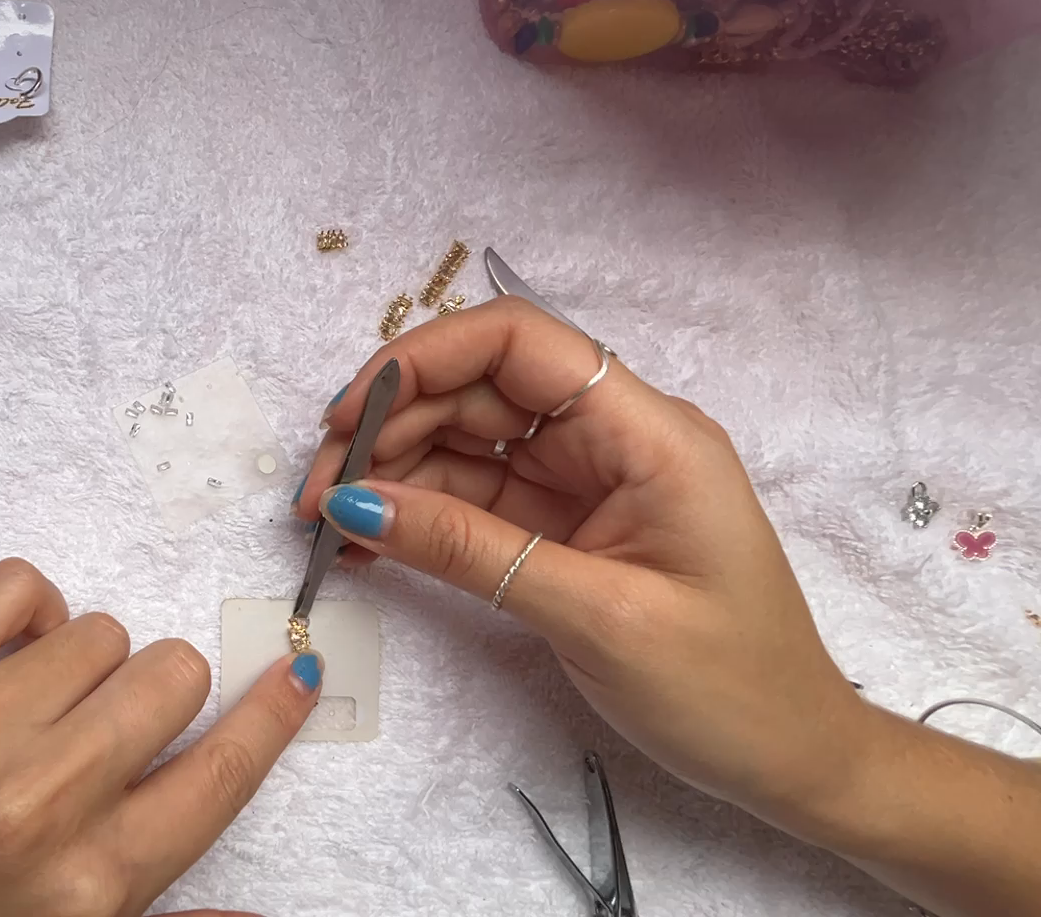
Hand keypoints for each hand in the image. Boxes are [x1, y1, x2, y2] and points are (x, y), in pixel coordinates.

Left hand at [0, 558, 323, 916]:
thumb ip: (166, 912)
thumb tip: (257, 905)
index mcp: (93, 887)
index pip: (219, 777)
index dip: (269, 719)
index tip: (294, 675)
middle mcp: (41, 803)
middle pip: (168, 675)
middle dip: (154, 690)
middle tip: (103, 722)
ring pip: (99, 627)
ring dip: (86, 659)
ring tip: (36, 702)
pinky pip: (20, 583)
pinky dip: (29, 609)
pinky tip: (5, 657)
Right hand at [292, 296, 866, 829]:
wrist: (789, 764)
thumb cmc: (726, 688)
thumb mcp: (593, 615)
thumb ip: (466, 549)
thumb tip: (350, 504)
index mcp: (642, 431)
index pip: (518, 342)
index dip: (425, 357)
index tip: (350, 414)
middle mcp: (598, 434)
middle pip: (467, 392)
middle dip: (382, 430)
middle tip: (316, 494)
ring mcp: (565, 474)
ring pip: (449, 440)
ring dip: (379, 473)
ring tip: (325, 523)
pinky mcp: (539, 515)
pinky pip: (454, 493)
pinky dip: (402, 512)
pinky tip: (360, 541)